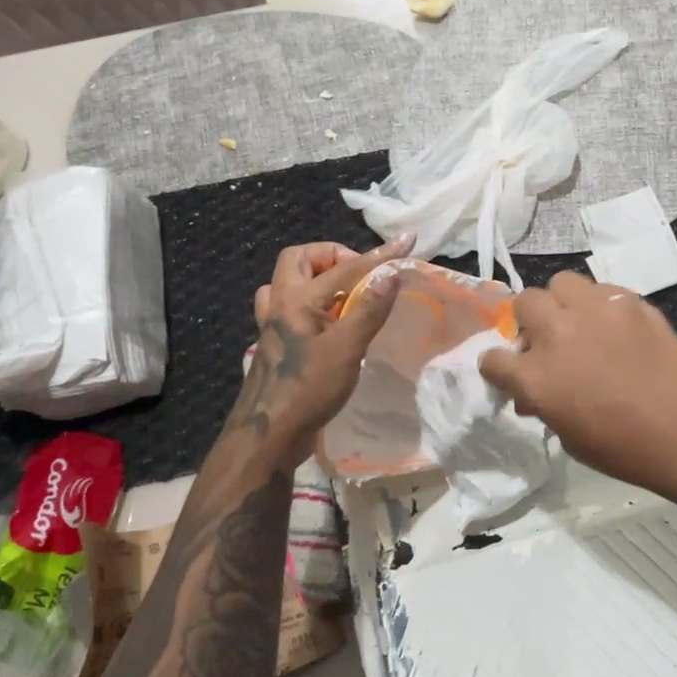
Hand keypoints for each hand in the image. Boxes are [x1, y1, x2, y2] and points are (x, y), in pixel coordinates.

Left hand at [229, 236, 412, 464]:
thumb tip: (391, 272)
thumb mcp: (346, 348)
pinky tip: (328, 324)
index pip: (345, 267)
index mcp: (297, 299)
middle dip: (333, 257)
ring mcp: (274, 326)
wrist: (270, 434)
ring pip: (289, 285)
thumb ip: (369, 308)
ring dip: (316, 280)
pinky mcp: (276, 346)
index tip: (407, 243)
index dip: (379, 255)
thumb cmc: (308, 389)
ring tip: (344, 296)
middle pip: (300, 260)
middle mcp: (280, 304)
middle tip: (362, 275)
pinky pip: (289, 310)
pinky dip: (310, 305)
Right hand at [480, 272, 676, 501]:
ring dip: (562, 302)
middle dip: (527, 322)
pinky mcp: (631, 302)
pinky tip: (615, 329)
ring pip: (561, 282)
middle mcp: (558, 334)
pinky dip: (600, 306)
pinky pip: (602, 290)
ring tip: (579, 323)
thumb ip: (543, 404)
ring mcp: (596, 311)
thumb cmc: (623, 449)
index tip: (511, 373)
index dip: (498, 367)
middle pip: (523, 303)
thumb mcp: (568, 437)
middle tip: (546, 341)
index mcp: (536, 377)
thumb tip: (534, 393)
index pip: (491, 358)